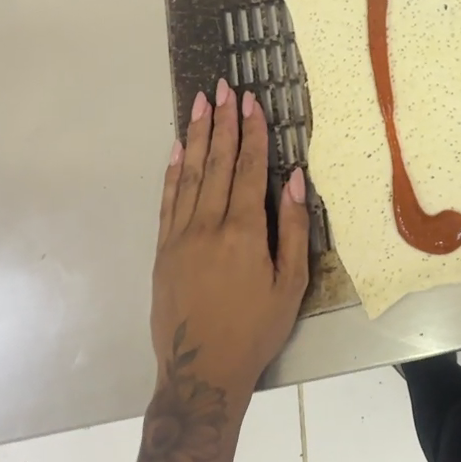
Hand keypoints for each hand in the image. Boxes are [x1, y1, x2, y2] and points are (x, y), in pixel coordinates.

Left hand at [152, 79, 309, 399]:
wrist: (201, 373)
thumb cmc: (257, 328)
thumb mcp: (291, 283)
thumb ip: (295, 228)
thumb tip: (298, 179)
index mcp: (244, 232)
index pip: (249, 169)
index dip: (251, 133)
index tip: (251, 101)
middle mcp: (208, 226)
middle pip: (217, 163)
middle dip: (223, 123)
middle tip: (225, 88)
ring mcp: (180, 237)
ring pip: (189, 175)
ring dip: (195, 136)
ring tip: (200, 104)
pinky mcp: (163, 250)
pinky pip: (168, 201)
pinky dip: (172, 171)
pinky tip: (177, 149)